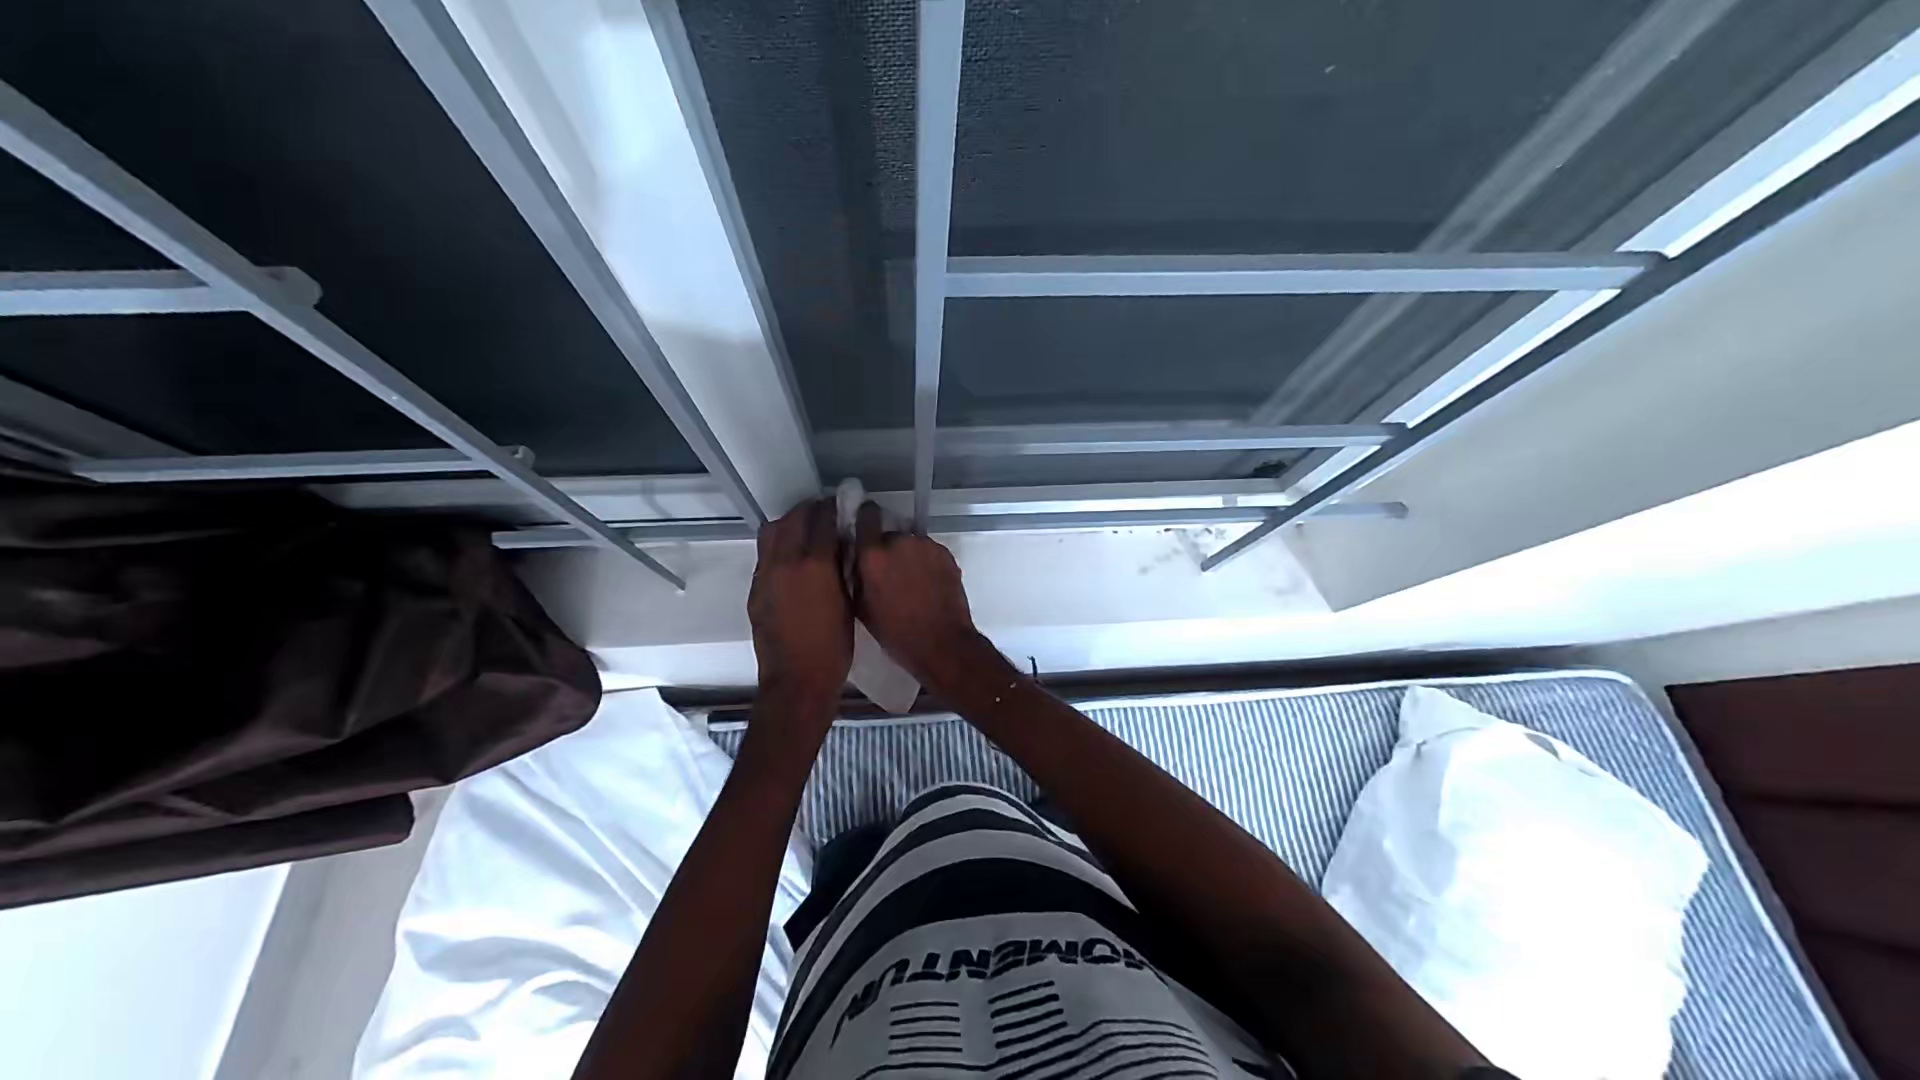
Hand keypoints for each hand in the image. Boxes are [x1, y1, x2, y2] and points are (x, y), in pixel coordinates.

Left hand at [748, 499, 851, 704]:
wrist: (797, 679)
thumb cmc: (834, 647)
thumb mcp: (849, 602)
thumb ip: (843, 568)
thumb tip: (843, 544)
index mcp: (814, 565)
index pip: (822, 520)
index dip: (832, 508)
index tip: (840, 504)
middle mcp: (785, 562)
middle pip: (793, 519)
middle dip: (809, 510)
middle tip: (823, 511)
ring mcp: (766, 575)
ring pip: (772, 532)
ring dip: (790, 523)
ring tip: (805, 529)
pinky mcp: (756, 589)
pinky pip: (765, 554)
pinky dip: (779, 545)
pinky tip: (793, 557)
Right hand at [853, 502, 985, 690]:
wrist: (941, 643)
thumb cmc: (896, 632)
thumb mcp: (862, 608)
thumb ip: (854, 576)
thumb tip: (853, 560)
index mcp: (873, 555)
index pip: (866, 516)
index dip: (864, 518)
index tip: (864, 524)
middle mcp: (900, 542)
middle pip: (889, 534)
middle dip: (887, 548)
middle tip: (889, 572)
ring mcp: (926, 547)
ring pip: (911, 544)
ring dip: (908, 556)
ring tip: (910, 582)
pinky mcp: (946, 554)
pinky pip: (929, 552)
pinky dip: (926, 562)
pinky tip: (927, 584)